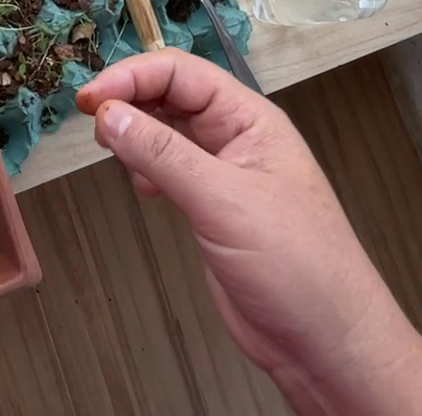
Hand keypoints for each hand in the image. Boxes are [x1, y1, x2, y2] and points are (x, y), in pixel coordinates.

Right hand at [76, 51, 421, 415]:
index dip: (132, 76)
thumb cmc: (301, 270)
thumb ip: (162, 153)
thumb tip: (109, 113)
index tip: (92, 98)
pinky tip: (141, 185)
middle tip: (92, 119)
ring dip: (134, 132)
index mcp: (250, 119)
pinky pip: (167, 166)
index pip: (180, 73)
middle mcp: (235, 137)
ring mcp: (222, 171)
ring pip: (165, 129)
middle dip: (129, 99)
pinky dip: (144, 166)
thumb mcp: (224, 201)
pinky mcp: (211, 205)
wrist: (329, 348)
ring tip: (112, 149)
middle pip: (170, 95)